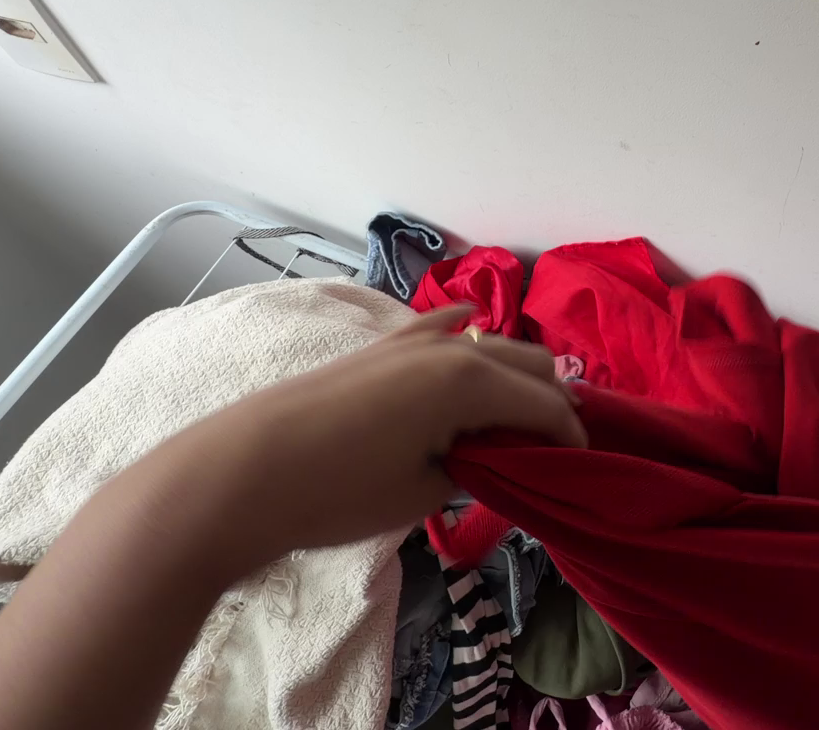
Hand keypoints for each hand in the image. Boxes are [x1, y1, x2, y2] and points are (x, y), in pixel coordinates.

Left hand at [121, 303, 585, 579]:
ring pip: (493, 343)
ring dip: (517, 372)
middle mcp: (455, 346)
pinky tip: (472, 331)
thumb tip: (492, 456)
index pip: (545, 403)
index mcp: (472, 381)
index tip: (580, 459)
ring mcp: (417, 339)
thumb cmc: (337, 492)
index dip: (570, 433)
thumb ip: (476, 467)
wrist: (237, 473)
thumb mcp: (423, 492)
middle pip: (530, 361)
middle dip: (552, 397)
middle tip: (554, 438)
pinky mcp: (385, 344)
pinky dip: (468, 335)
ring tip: (519, 408)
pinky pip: (444, 326)